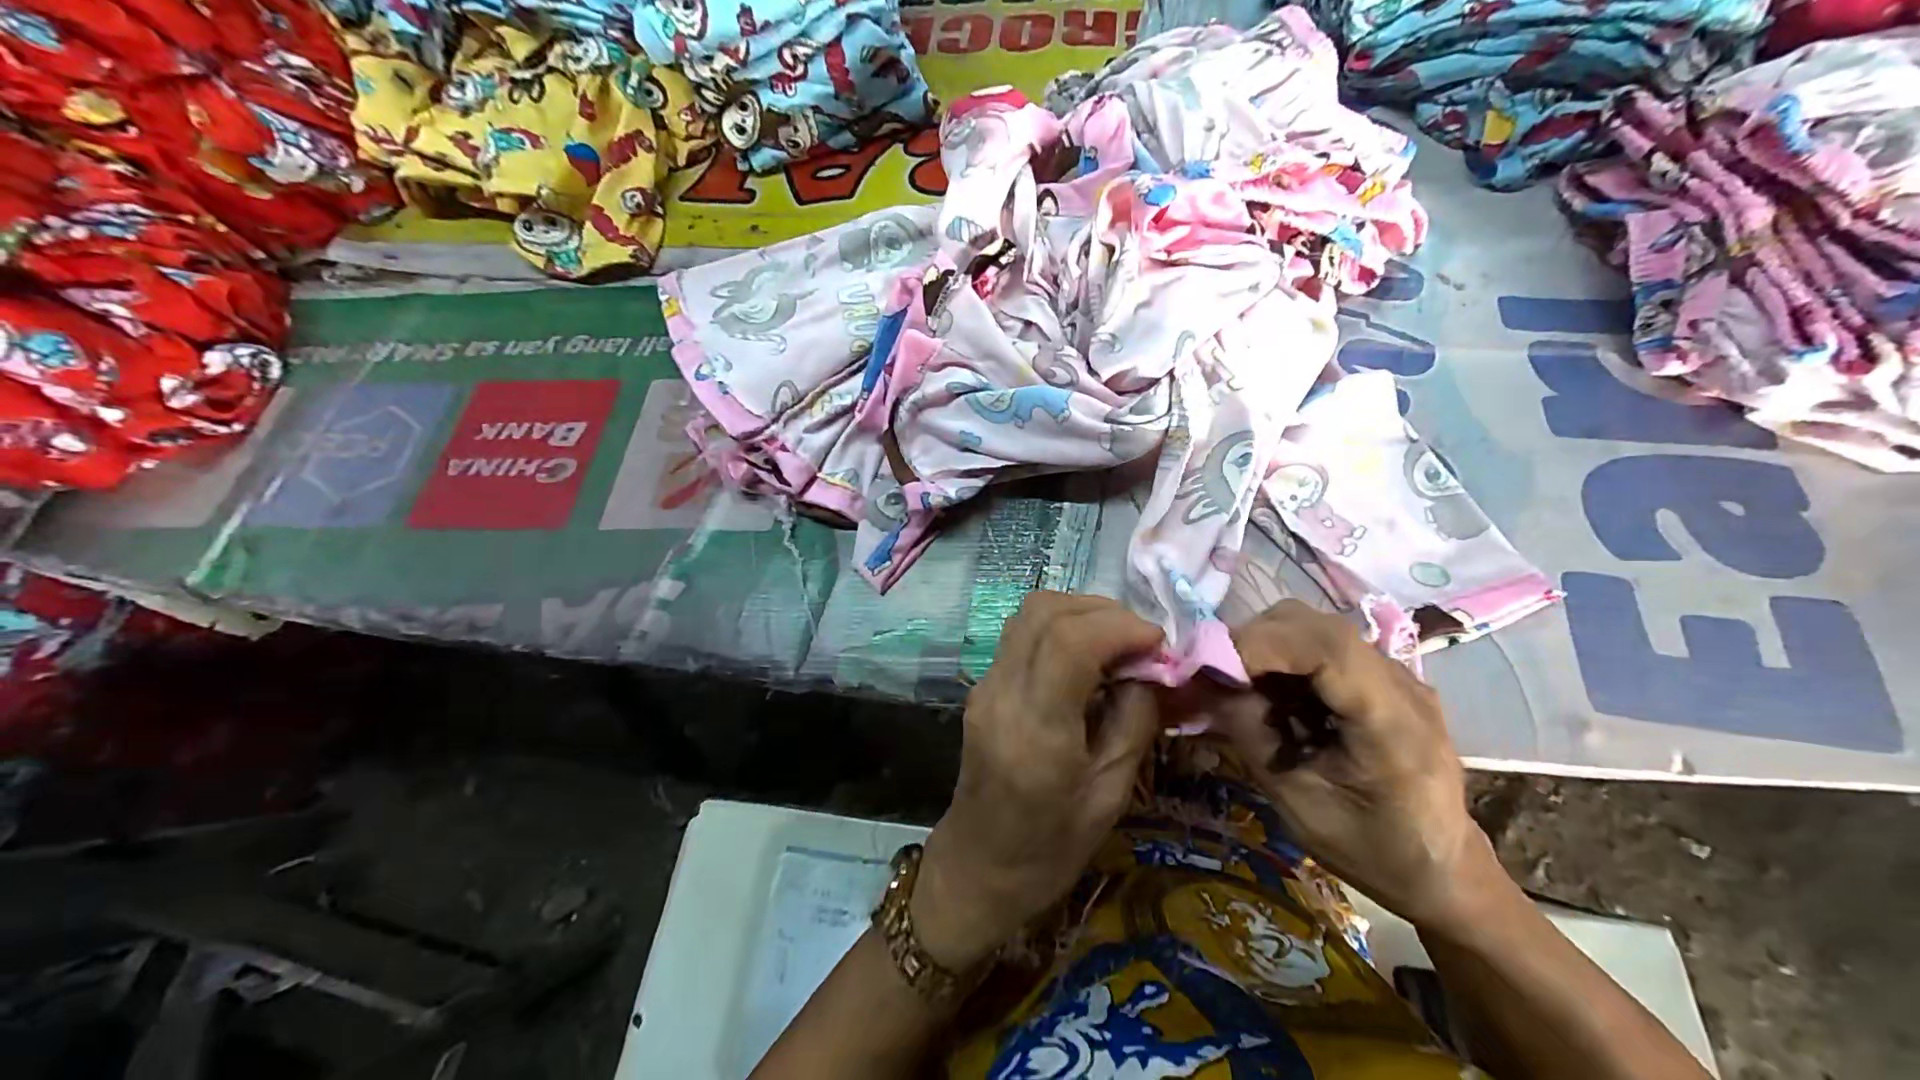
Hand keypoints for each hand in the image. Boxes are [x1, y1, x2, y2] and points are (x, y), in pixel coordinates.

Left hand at [913, 592, 1163, 970]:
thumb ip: (1135, 719)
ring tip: (1120, 646)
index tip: (1158, 645)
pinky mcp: (983, 687)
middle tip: (1143, 641)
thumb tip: (1153, 667)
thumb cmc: (1052, 846)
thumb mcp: (1111, 792)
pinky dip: (1062, 629)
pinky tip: (1089, 660)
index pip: (1069, 640)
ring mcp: (985, 686)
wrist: (979, 866)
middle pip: (1044, 611)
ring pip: (1029, 614)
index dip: (1120, 627)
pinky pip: (1022, 636)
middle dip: (1103, 611)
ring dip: (1081, 613)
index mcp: (1036, 729)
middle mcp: (1002, 694)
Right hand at [1207, 600, 1507, 936]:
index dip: (1260, 645)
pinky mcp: (1382, 677)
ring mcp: (1396, 674)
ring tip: (1238, 685)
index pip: (1327, 649)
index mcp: (1391, 723)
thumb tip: (1202, 681)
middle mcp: (1401, 684)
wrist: (1443, 869)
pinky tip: (1270, 694)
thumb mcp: (1298, 803)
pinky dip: (1281, 656)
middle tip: (1213, 675)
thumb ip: (1251, 735)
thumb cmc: (1372, 850)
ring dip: (1265, 646)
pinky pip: (1322, 645)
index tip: (1209, 668)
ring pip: (1315, 626)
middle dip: (1253, 641)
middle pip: (1316, 626)